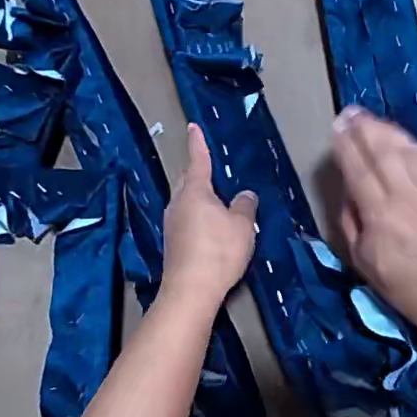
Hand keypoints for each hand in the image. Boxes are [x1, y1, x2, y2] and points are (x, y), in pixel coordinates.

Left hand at [160, 123, 257, 310]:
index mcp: (195, 191)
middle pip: (186, 179)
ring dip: (196, 195)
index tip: (193, 127)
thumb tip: (245, 195)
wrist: (190, 289)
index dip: (197, 143)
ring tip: (212, 197)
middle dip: (195, 170)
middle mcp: (178, 202)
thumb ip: (245, 206)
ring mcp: (171, 223)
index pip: (197, 159)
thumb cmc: (218, 251)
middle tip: (207, 164)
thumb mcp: (242, 226)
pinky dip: (195, 214)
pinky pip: (184, 218)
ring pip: (184, 199)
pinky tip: (206, 225)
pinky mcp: (171, 242)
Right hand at [332, 106, 416, 332]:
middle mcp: (405, 196)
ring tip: (371, 118)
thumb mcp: (360, 258)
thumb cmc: (400, 282)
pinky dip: (416, 145)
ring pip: (406, 151)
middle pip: (383, 152)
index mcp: (380, 214)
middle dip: (365, 129)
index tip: (337, 127)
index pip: (359, 170)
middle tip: (351, 113)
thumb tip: (349, 190)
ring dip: (387, 130)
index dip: (346, 146)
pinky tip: (406, 138)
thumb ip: (350, 220)